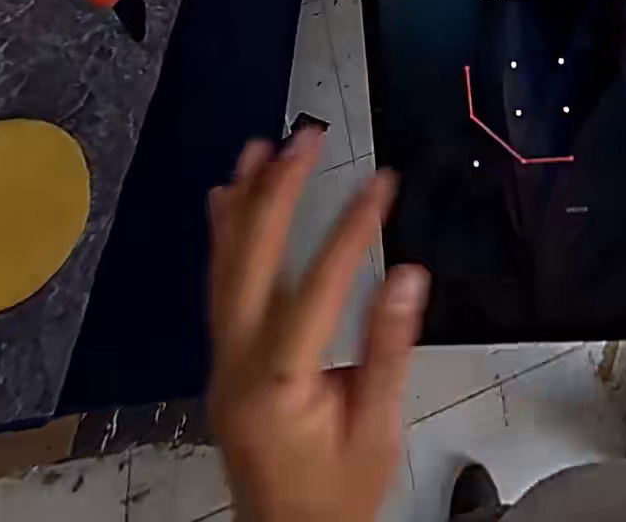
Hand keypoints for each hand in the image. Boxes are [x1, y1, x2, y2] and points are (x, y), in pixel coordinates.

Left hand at [208, 130, 429, 521]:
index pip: (319, 285)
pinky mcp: (221, 352)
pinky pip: (218, 282)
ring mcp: (221, 353)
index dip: (352, 227)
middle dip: (281, 189)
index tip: (382, 181)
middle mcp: (237, 357)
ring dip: (245, 199)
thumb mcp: (376, 430)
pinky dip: (222, 232)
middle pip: (254, 258)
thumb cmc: (338, 492)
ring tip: (259, 147)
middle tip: (305, 138)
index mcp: (279, 379)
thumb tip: (407, 274)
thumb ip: (388, 350)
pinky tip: (224, 196)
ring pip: (227, 263)